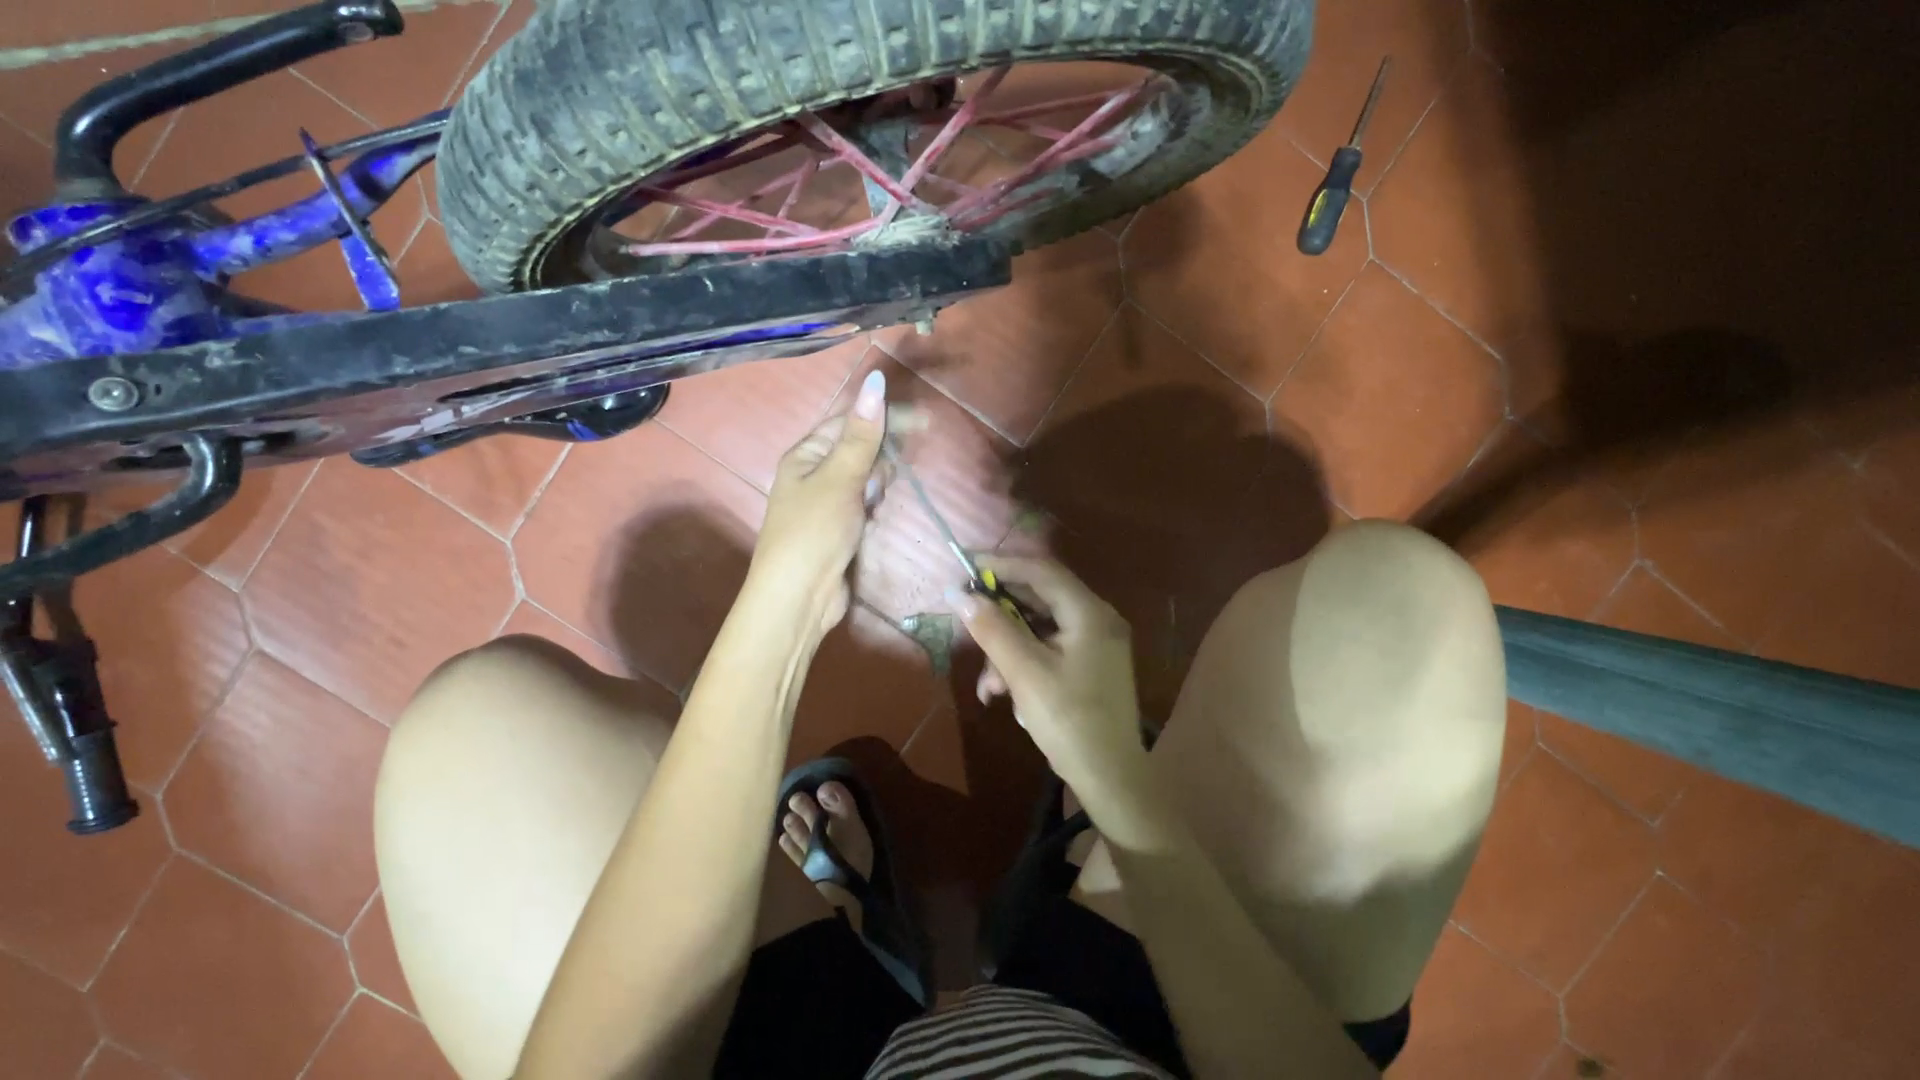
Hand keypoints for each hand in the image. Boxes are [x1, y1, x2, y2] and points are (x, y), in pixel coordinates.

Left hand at [751, 368, 888, 630]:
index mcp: (805, 455)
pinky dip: (874, 506)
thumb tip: (876, 382)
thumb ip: (862, 435)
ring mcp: (826, 504)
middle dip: (879, 458)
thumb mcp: (840, 478)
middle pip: (858, 449)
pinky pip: (864, 504)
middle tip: (881, 481)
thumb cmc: (814, 531)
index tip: (923, 422)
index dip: (882, 418)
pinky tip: (876, 517)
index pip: (848, 421)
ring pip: (865, 478)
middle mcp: (813, 474)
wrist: (798, 598)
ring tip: (875, 503)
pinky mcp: (840, 529)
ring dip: (877, 484)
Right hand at [951, 555, 1148, 799]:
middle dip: (1000, 617)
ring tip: (989, 687)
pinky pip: (1049, 649)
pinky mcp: (1089, 666)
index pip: (1041, 571)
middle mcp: (1097, 620)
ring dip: (1008, 650)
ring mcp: (1096, 644)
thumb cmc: (1069, 720)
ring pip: (1039, 628)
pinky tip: (1006, 695)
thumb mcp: (1024, 673)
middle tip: (968, 624)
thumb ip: (992, 629)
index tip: (964, 566)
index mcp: (1090, 613)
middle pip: (1039, 598)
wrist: (1111, 777)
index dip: (1001, 564)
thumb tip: (959, 594)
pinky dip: (1024, 664)